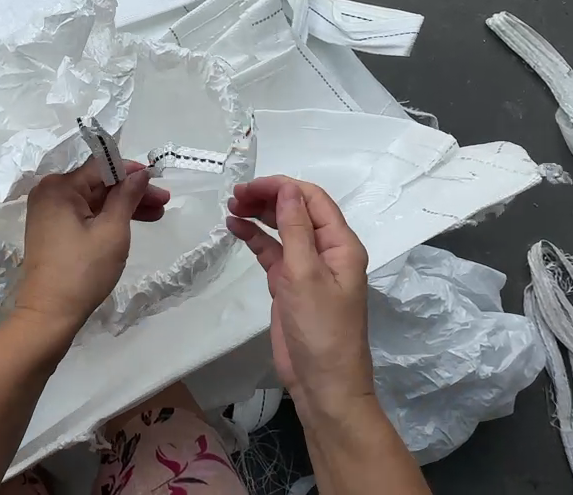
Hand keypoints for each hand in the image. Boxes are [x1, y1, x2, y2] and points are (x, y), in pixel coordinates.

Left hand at [13, 161, 168, 334]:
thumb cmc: (83, 271)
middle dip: (131, 192)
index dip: (131, 171)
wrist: (48, 314)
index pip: (101, 166)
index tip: (157, 178)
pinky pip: (83, 214)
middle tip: (163, 201)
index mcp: (59, 186)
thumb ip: (126, 197)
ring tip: (156, 214)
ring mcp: (48, 211)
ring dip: (122, 206)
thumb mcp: (112, 231)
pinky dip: (105, 218)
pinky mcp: (51, 229)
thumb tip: (140, 173)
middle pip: (97, 183)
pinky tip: (130, 223)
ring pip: (92, 200)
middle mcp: (49, 192)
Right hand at [226, 176, 377, 422]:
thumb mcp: (306, 273)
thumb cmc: (320, 329)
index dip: (281, 187)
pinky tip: (235, 228)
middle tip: (234, 196)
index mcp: (341, 245)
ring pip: (282, 228)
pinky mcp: (291, 284)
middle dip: (267, 197)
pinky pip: (272, 250)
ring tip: (231, 206)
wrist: (323, 386)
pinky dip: (254, 237)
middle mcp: (327, 251)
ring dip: (259, 214)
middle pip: (296, 210)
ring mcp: (308, 267)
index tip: (249, 187)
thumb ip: (295, 228)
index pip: (312, 199)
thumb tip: (287, 188)